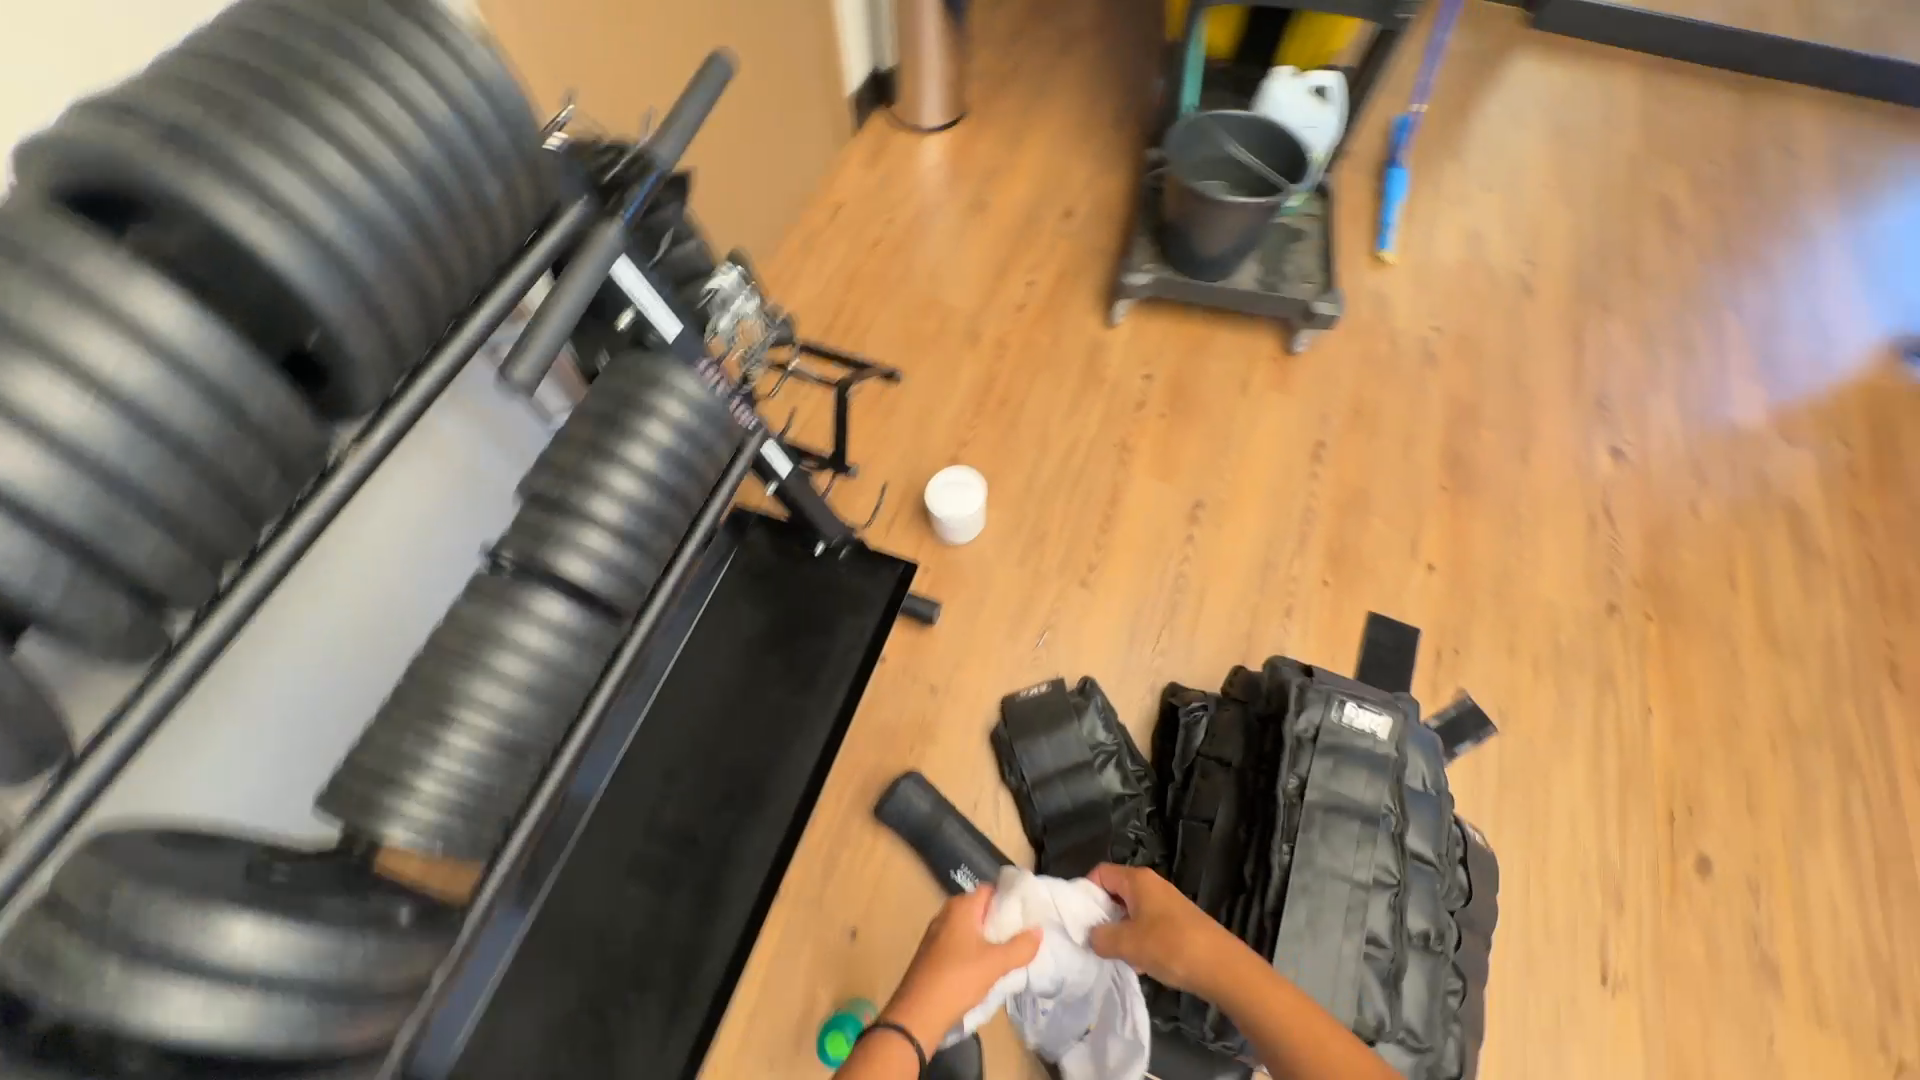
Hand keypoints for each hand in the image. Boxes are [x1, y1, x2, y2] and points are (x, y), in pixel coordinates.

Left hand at [882, 886, 1041, 1046]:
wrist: (918, 1013)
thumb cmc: (958, 978)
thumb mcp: (996, 964)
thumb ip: (1020, 947)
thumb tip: (1038, 931)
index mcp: (961, 906)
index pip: (990, 890)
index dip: (1009, 898)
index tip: (1028, 913)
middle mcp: (947, 913)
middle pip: (980, 908)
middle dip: (1000, 920)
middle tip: (1021, 935)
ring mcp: (936, 933)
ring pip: (969, 928)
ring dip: (987, 938)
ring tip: (1008, 953)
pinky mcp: (932, 953)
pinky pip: (958, 943)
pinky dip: (973, 950)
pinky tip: (984, 968)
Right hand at [1087, 863, 1246, 996]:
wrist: (1222, 967)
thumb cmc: (1170, 946)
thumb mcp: (1128, 943)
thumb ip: (1101, 937)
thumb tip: (1092, 936)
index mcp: (1137, 880)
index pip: (1101, 872)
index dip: (1085, 891)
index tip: (1079, 918)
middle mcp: (1151, 885)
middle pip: (1115, 891)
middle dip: (1103, 915)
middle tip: (1094, 940)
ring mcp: (1166, 904)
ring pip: (1131, 911)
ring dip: (1121, 932)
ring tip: (1117, 956)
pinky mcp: (1178, 923)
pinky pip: (1147, 925)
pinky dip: (1139, 941)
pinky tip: (1142, 965)